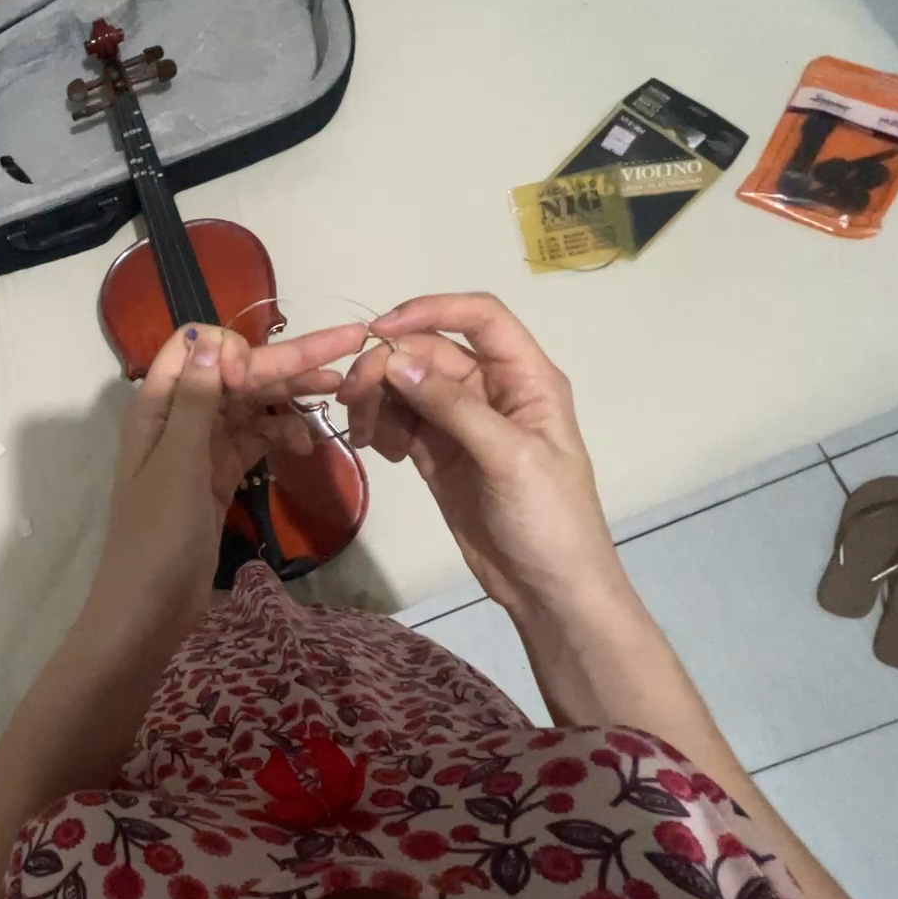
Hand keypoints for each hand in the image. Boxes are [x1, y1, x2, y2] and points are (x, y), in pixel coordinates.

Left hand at [88, 323, 365, 635]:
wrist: (150, 604)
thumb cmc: (157, 533)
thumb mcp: (178, 462)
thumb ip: (196, 400)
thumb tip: (210, 336)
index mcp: (157, 405)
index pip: (194, 347)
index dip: (232, 348)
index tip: (258, 375)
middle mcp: (178, 416)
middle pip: (234, 374)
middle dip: (285, 360)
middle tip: (348, 342)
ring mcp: (200, 446)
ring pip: (250, 406)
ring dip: (289, 398)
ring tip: (339, 392)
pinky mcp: (219, 474)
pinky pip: (254, 440)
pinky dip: (279, 435)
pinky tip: (305, 444)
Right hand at [335, 293, 626, 621]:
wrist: (546, 587)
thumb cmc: (548, 518)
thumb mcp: (508, 457)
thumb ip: (452, 407)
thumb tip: (395, 362)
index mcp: (525, 378)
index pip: (479, 318)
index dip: (430, 311)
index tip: (377, 333)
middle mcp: (490, 390)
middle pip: (428, 353)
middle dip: (385, 368)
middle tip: (349, 398)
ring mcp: (459, 422)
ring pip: (406, 387)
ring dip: (377, 402)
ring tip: (364, 437)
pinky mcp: (435, 452)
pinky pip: (399, 423)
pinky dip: (381, 430)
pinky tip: (380, 454)